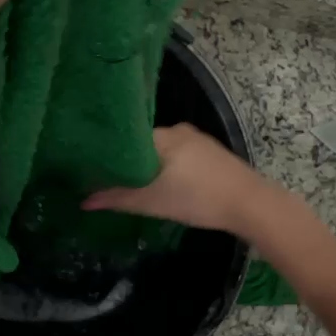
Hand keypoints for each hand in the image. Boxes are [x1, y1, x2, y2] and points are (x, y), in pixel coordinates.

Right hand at [83, 124, 281, 240]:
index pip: (125, 137)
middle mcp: (178, 130)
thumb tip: (83, 199)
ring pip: (162, 152)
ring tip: (135, 186)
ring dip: (150, 167)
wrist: (251, 205)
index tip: (94, 168)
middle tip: (111, 181)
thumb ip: (116, 198)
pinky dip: (169, 169)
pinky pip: (179, 157)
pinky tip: (166, 185)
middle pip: (143, 144)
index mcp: (162, 135)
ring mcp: (198, 141)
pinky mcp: (211, 154)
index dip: (109, 153)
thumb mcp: (152, 201)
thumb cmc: (198, 199)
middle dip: (129, 162)